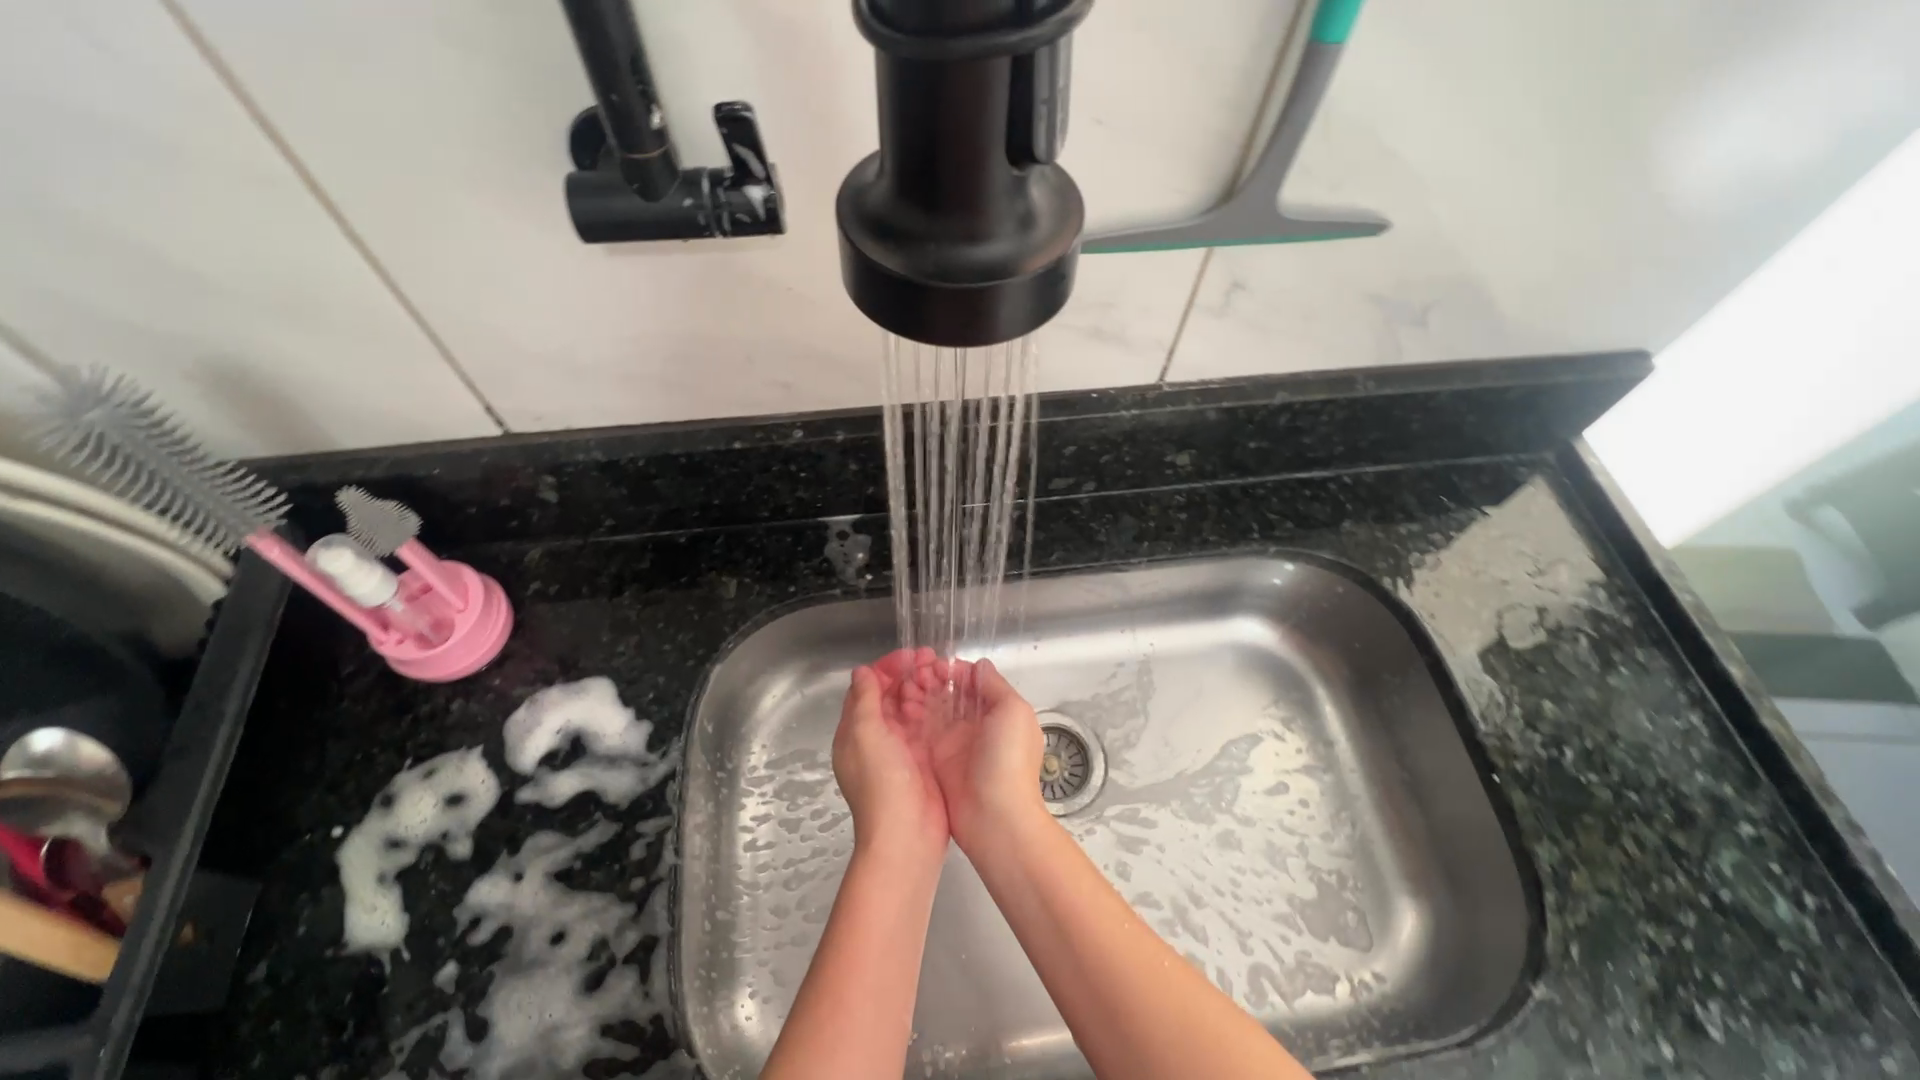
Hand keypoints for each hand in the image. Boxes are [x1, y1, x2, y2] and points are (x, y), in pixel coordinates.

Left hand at [832, 649, 948, 860]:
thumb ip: (864, 702)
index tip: (911, 655)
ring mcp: (902, 750)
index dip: (887, 668)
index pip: (868, 689)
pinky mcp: (925, 760)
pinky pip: (929, 726)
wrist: (906, 836)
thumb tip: (862, 672)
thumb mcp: (865, 736)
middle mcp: (877, 738)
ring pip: (912, 709)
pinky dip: (938, 709)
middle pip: (892, 696)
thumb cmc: (881, 784)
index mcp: (855, 732)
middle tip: (934, 659)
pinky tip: (954, 698)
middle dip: (910, 674)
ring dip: (925, 689)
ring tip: (946, 674)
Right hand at [915, 657, 1046, 852]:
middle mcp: (975, 726)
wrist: (995, 816)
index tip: (934, 664)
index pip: (971, 683)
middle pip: (949, 695)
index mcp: (998, 713)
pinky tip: (899, 706)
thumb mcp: (1013, 712)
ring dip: (918, 696)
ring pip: (932, 710)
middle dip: (931, 681)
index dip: (952, 671)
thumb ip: (996, 686)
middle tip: (913, 674)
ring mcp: (954, 743)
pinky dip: (909, 718)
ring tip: (903, 687)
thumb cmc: (1009, 760)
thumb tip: (979, 666)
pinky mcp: (936, 760)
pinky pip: (920, 733)